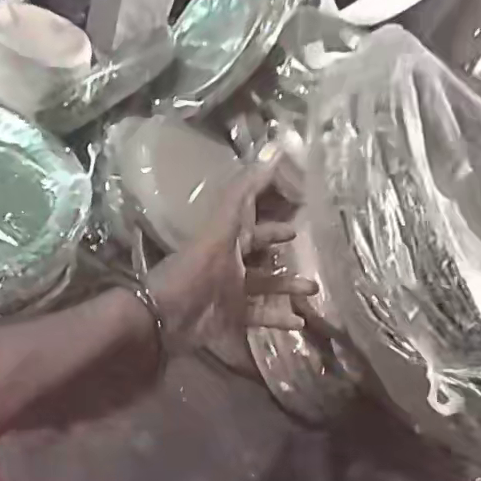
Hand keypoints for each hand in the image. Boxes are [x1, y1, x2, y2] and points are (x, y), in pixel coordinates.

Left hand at [147, 154, 316, 347]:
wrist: (167, 316)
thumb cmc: (194, 270)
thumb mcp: (220, 229)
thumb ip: (242, 194)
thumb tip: (270, 156)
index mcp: (225, 241)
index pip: (251, 224)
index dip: (271, 217)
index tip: (296, 212)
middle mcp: (229, 265)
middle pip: (260, 254)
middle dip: (281, 251)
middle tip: (307, 248)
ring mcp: (231, 293)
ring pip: (266, 286)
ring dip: (289, 286)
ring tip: (313, 287)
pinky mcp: (232, 319)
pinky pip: (260, 316)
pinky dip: (280, 319)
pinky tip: (300, 323)